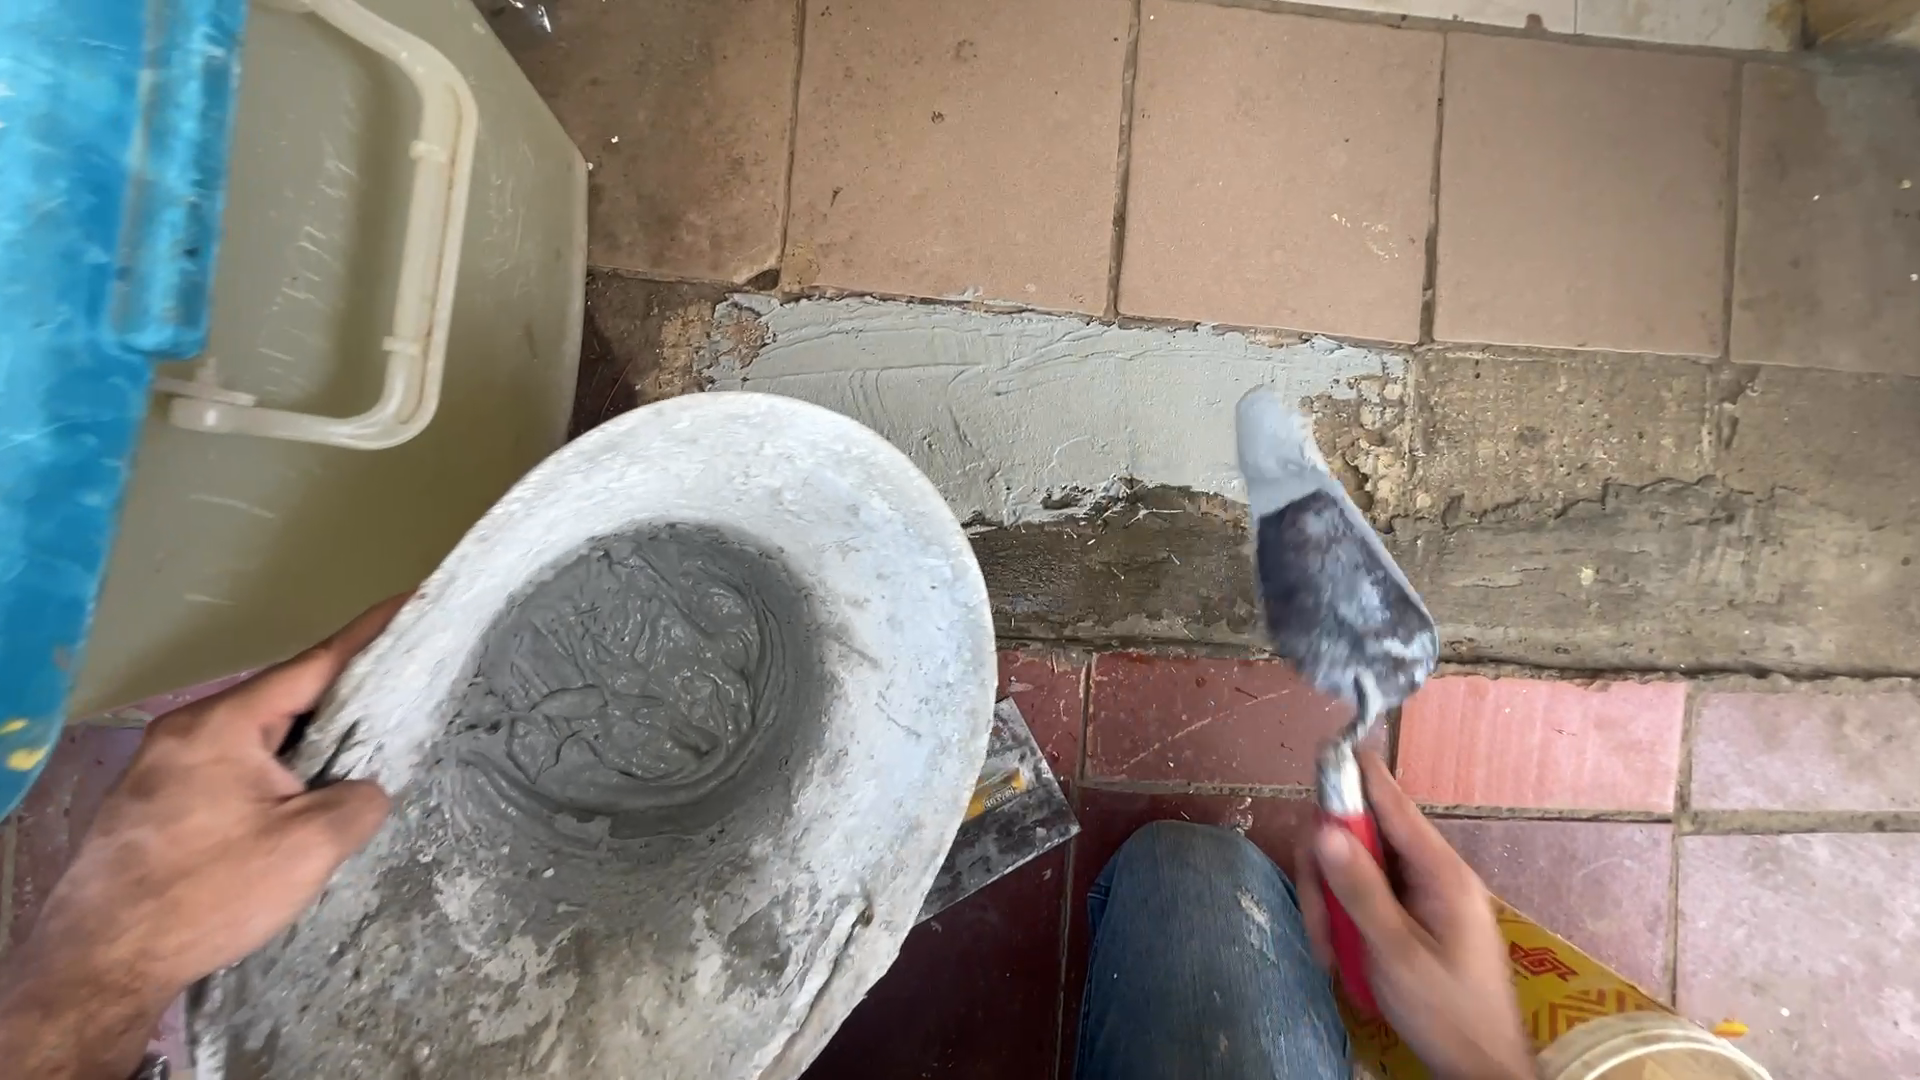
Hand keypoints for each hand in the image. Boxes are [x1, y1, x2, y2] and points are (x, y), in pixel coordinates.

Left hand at [0, 596, 404, 1079]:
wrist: (95, 977)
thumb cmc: (207, 896)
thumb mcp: (313, 843)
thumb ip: (363, 797)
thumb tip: (366, 787)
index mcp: (221, 727)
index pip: (314, 664)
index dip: (370, 632)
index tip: (410, 600)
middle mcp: (188, 733)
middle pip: (290, 693)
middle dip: (351, 686)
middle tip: (409, 679)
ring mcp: (168, 767)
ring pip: (267, 730)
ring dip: (320, 731)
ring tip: (373, 734)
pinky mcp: (163, 800)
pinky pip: (245, 759)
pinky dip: (290, 759)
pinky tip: (317, 781)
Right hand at [1296, 752, 1534, 1079]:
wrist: (1482, 1074)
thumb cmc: (1447, 1013)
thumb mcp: (1397, 953)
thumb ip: (1359, 889)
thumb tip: (1321, 825)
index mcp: (1439, 869)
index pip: (1389, 797)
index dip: (1353, 772)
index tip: (1319, 752)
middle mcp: (1425, 867)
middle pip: (1355, 831)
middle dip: (1323, 867)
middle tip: (1315, 914)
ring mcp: (1413, 887)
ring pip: (1347, 860)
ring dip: (1326, 898)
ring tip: (1327, 947)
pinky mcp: (1402, 907)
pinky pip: (1355, 886)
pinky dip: (1337, 912)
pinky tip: (1337, 949)